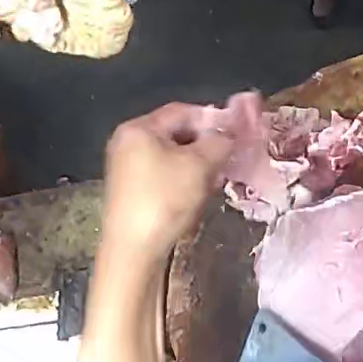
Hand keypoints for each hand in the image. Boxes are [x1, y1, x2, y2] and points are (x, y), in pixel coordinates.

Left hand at [100, 102, 236, 263]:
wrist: (133, 250)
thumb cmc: (164, 200)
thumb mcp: (200, 166)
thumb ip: (219, 142)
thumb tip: (229, 135)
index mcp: (138, 128)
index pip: (182, 111)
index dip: (212, 119)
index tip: (236, 134)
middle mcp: (126, 142)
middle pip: (175, 133)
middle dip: (205, 144)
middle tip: (229, 158)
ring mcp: (125, 168)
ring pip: (170, 156)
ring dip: (196, 164)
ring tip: (216, 178)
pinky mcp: (129, 191)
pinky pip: (162, 175)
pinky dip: (182, 179)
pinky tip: (197, 194)